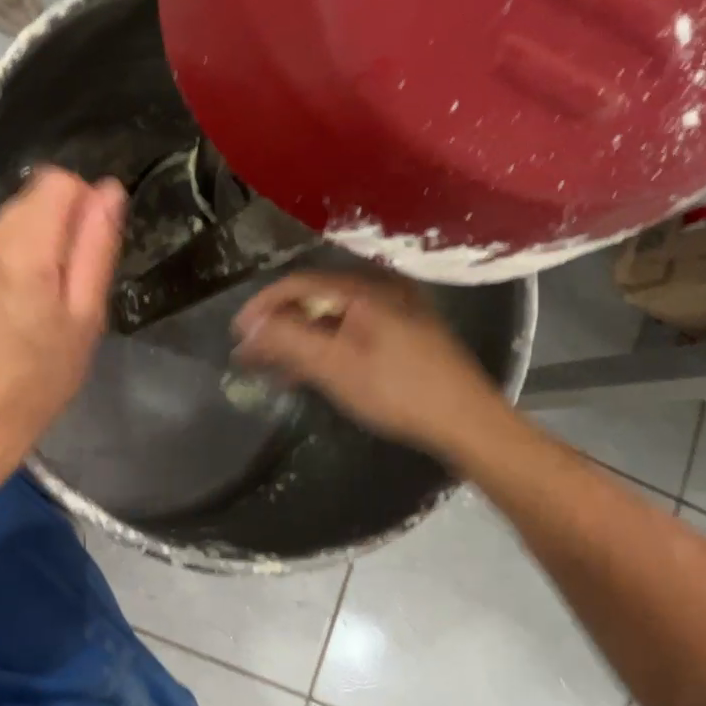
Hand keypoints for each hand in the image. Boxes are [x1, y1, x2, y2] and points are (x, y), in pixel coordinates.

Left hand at [0, 168, 125, 457]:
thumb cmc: (41, 378)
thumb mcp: (85, 316)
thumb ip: (96, 246)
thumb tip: (108, 191)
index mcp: (22, 250)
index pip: (58, 182)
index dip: (85, 204)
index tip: (91, 251)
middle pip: (35, 196)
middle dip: (62, 224)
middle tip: (72, 284)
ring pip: (15, 219)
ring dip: (40, 242)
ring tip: (48, 299)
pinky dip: (17, 258)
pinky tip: (22, 304)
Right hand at [232, 270, 510, 454]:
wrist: (468, 422)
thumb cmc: (399, 392)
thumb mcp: (335, 367)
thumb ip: (289, 342)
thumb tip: (249, 327)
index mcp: (365, 291)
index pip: (299, 283)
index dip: (263, 305)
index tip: (237, 331)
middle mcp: (381, 291)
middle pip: (314, 299)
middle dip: (277, 324)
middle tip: (249, 351)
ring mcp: (396, 313)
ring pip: (331, 318)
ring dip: (297, 339)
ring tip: (270, 366)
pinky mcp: (403, 335)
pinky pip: (350, 331)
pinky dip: (323, 347)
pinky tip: (307, 373)